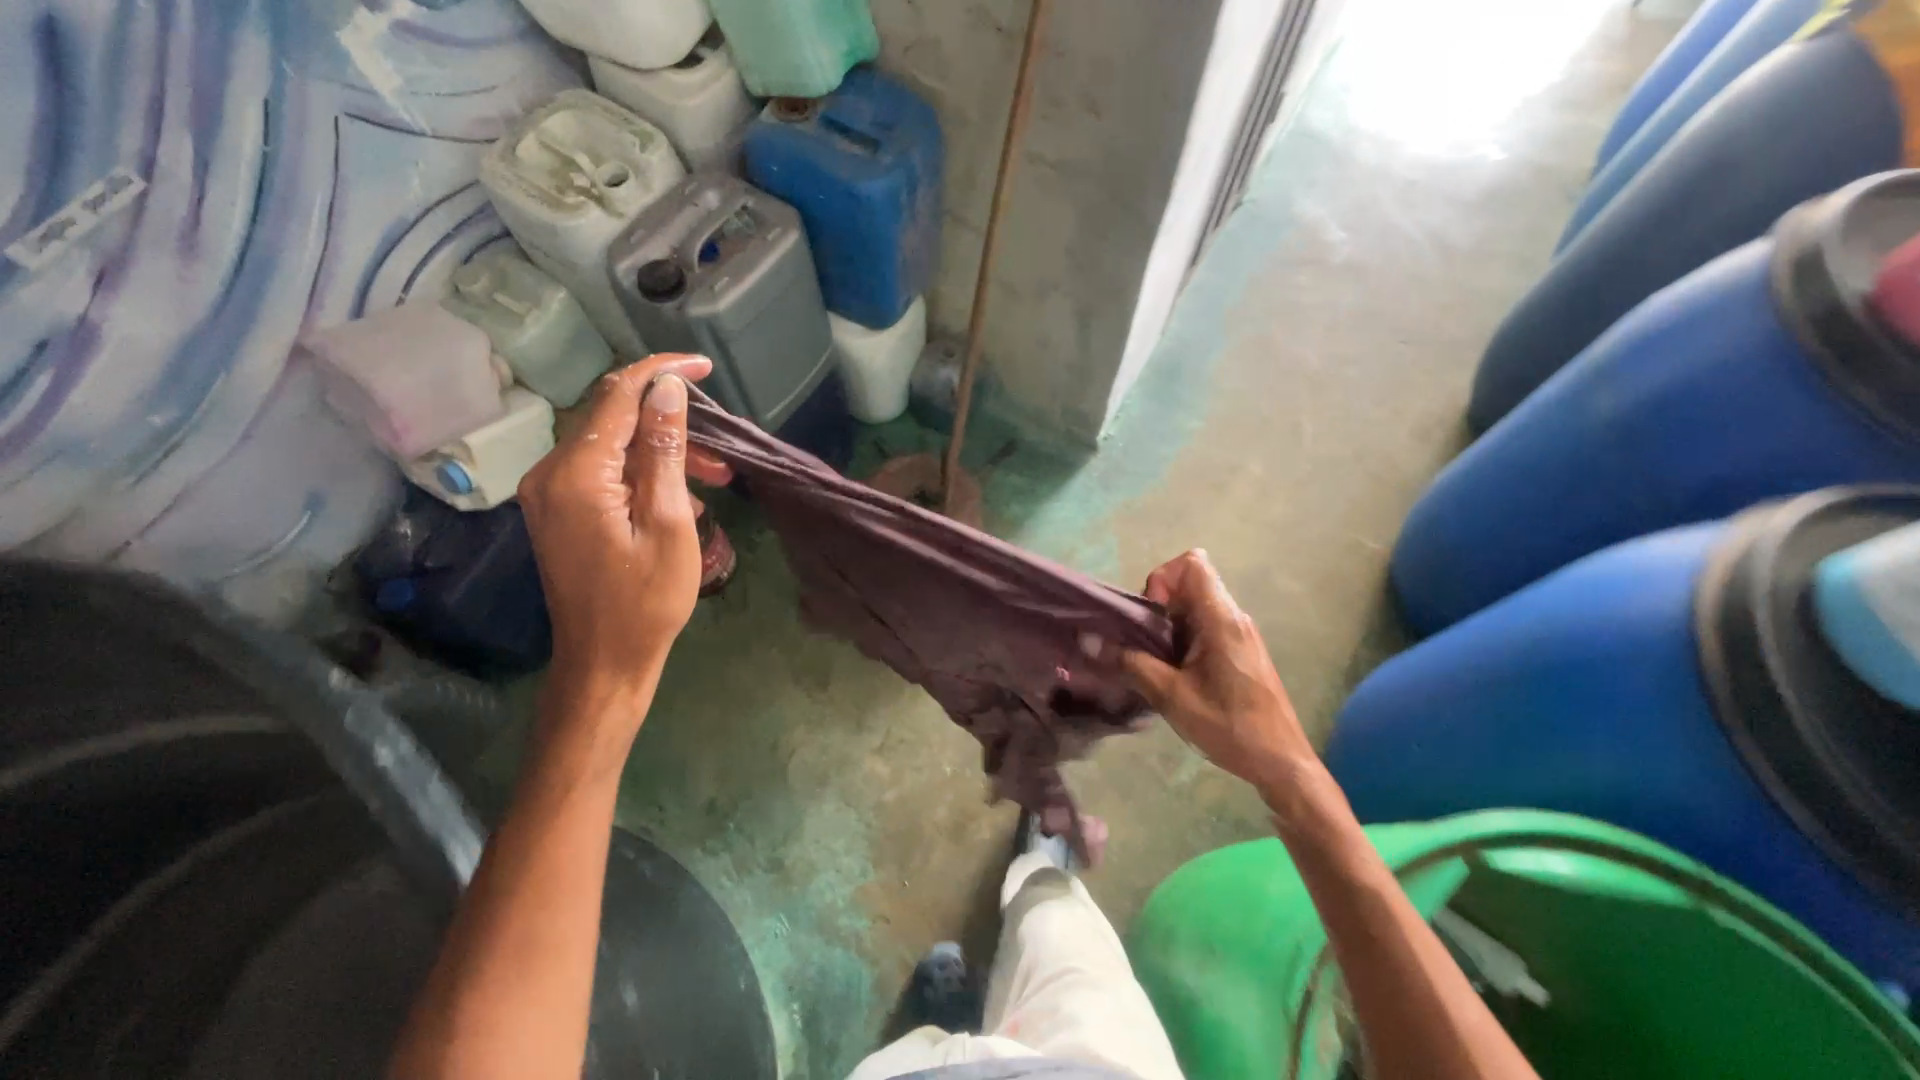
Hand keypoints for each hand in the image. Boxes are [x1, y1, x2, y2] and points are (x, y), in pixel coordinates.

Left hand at [518, 354, 729, 721]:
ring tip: (715, 475)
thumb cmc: (646, 601)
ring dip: (661, 450)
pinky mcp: (558, 511)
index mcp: (577, 473)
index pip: (618, 395)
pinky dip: (641, 472)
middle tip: (723, 445)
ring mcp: (549, 493)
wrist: (604, 663)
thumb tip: (667, 389)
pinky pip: (601, 471)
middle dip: (670, 419)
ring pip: (610, 445)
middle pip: (612, 418)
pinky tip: (679, 494)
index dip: (662, 371)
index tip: (706, 366)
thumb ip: (663, 450)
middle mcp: (551, 472)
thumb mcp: (669, 523)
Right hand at [1121, 550, 1316, 794]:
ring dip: (1168, 627)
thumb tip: (1088, 640)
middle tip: (1143, 645)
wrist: (1281, 762)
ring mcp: (1239, 633)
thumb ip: (1130, 663)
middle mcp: (1234, 617)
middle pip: (1189, 583)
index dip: (1162, 580)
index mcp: (1222, 619)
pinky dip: (1182, 640)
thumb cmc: (1229, 727)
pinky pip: (1205, 626)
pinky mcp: (1240, 650)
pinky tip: (1175, 675)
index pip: (1191, 563)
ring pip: (1195, 607)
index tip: (1149, 619)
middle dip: (1158, 607)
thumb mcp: (1171, 696)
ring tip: (1155, 663)